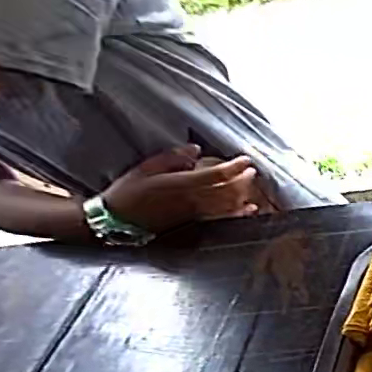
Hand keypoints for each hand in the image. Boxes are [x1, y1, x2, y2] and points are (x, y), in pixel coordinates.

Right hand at [100, 145, 259, 234]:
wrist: (118, 221)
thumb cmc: (128, 191)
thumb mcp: (144, 168)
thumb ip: (171, 158)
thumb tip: (195, 149)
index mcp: (180, 183)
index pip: (215, 175)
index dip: (234, 167)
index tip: (246, 159)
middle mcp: (192, 199)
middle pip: (226, 190)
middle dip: (242, 180)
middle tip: (253, 170)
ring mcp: (195, 213)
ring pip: (227, 204)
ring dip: (243, 194)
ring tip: (253, 184)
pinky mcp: (194, 222)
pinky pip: (221, 217)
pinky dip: (237, 212)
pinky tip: (250, 209)